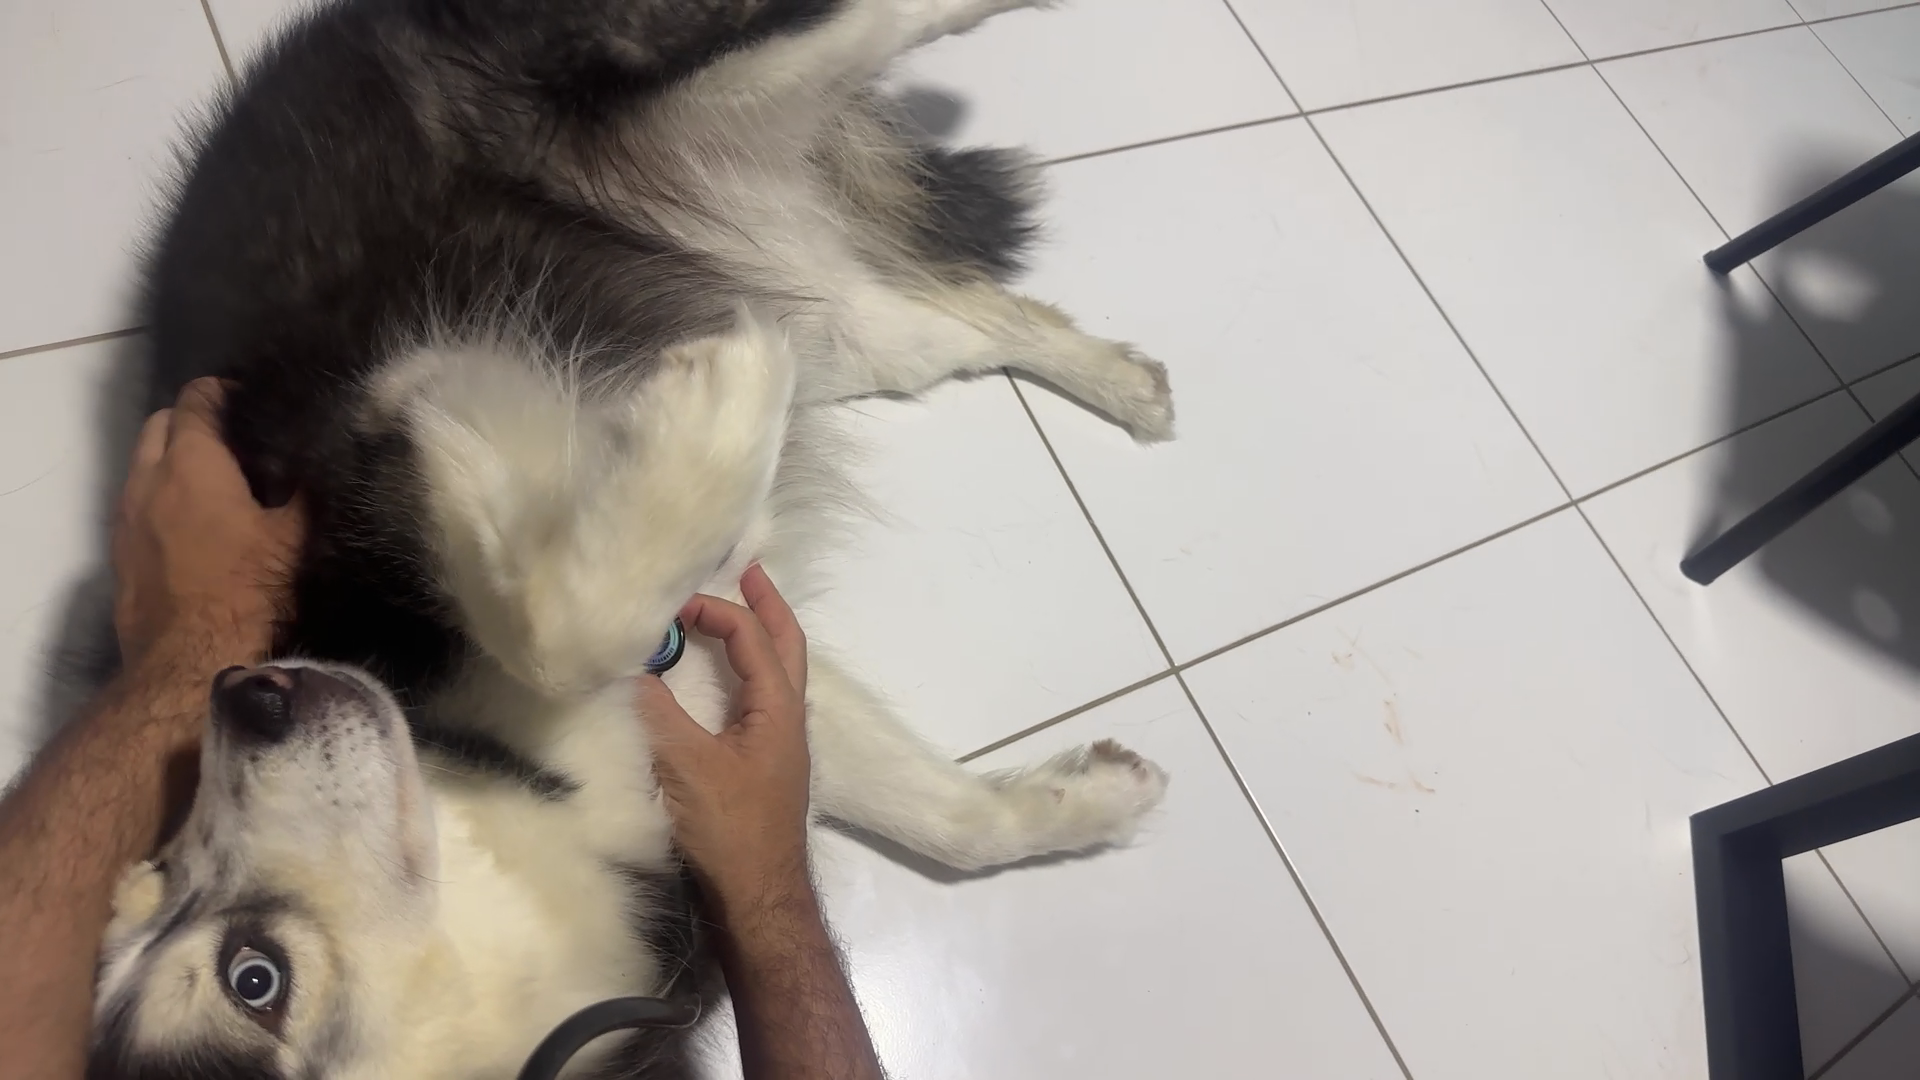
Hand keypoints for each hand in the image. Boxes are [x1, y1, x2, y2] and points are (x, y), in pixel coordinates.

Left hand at [112, 378, 305, 670]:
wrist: (193, 653)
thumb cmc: (253, 586)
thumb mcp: (299, 536)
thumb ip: (311, 491)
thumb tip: (333, 458)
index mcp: (191, 469)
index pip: (194, 407)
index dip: (222, 392)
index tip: (253, 393)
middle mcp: (147, 482)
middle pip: (158, 427)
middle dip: (194, 419)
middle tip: (243, 433)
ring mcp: (127, 516)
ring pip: (146, 463)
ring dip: (180, 456)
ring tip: (232, 474)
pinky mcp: (124, 547)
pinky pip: (143, 497)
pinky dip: (171, 488)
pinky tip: (210, 515)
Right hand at [636, 565, 810, 904]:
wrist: (760, 897)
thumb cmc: (731, 829)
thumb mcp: (686, 766)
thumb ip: (657, 713)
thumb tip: (629, 664)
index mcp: (779, 706)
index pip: (754, 638)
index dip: (718, 611)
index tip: (675, 602)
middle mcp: (790, 714)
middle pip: (787, 643)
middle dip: (769, 603)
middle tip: (749, 569)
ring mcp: (782, 738)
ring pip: (779, 669)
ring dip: (761, 635)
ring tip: (736, 610)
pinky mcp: (767, 759)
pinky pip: (763, 695)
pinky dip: (747, 669)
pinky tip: (724, 676)